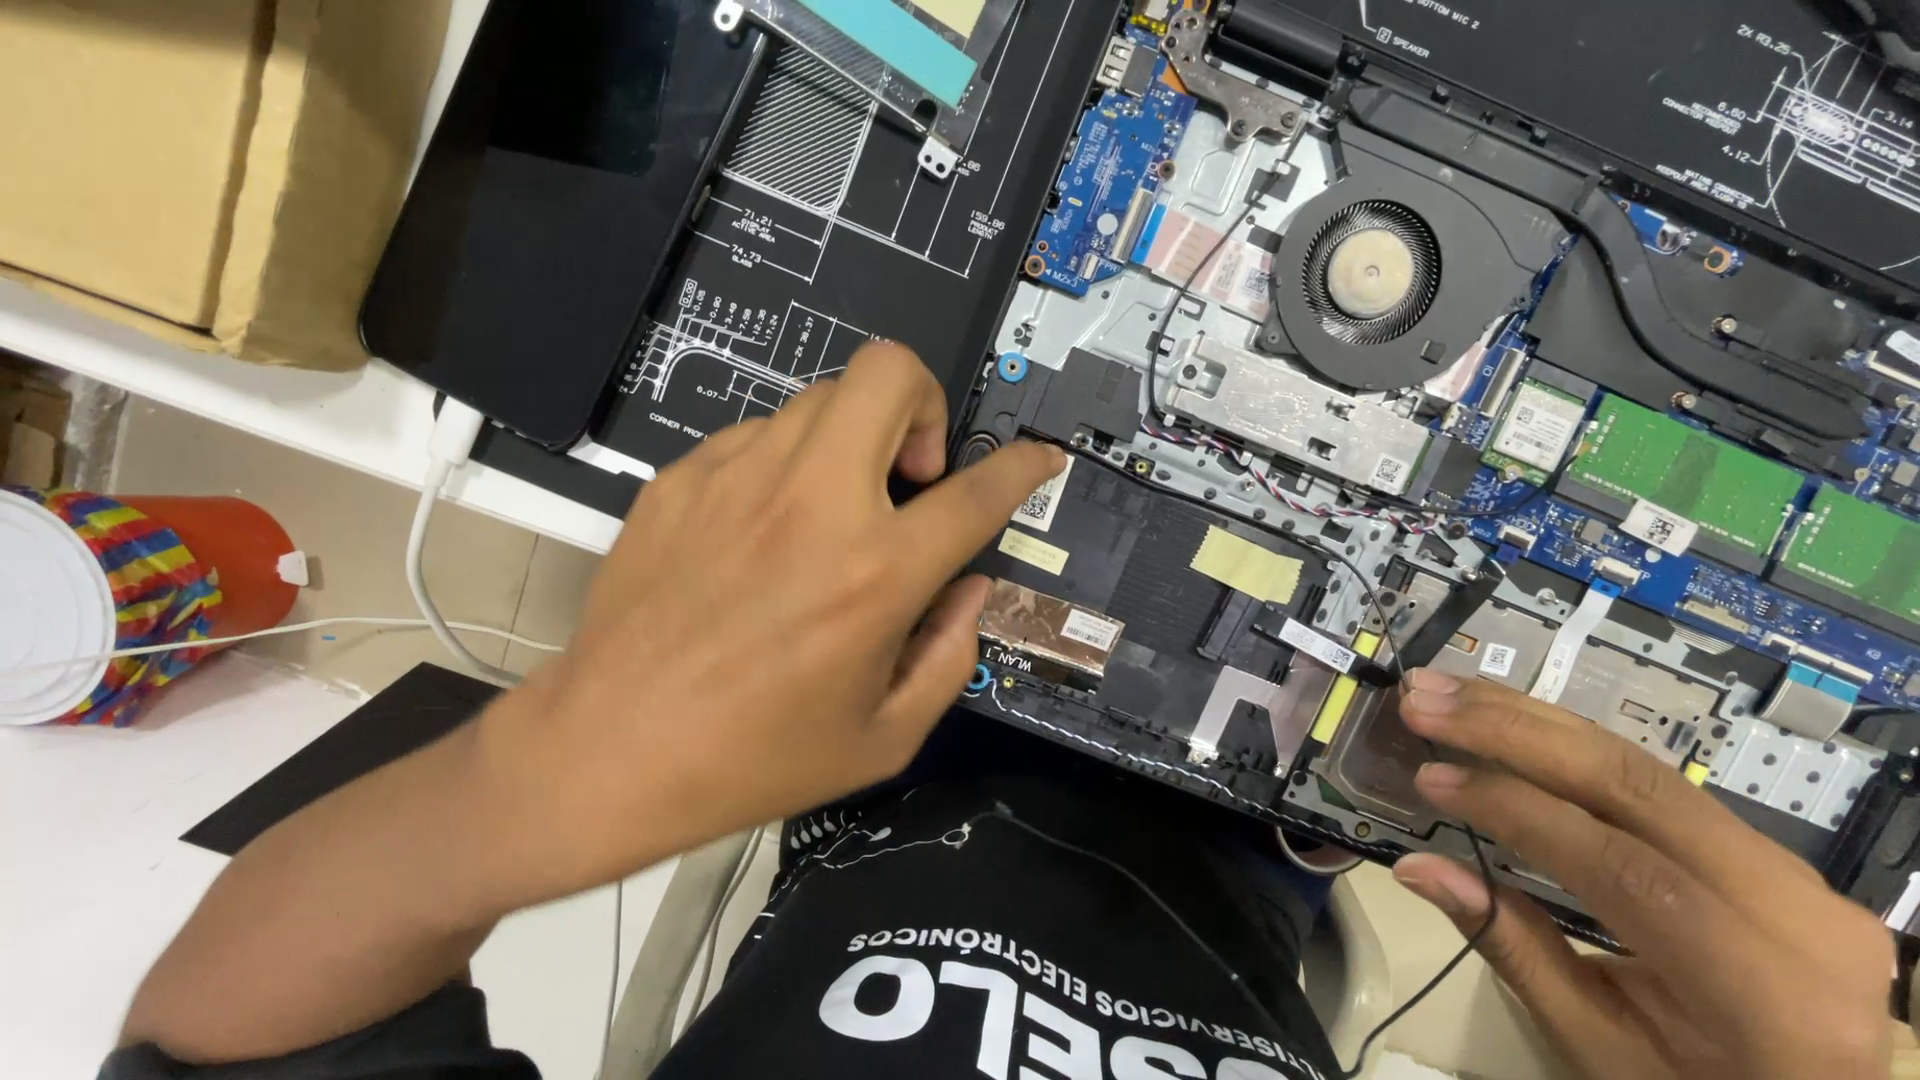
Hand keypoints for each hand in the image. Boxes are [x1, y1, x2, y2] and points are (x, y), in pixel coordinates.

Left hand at [474, 341, 1063, 904]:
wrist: (607, 751)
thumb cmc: (754, 759)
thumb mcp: (884, 737)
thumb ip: (950, 654)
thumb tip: (968, 586)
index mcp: (874, 574)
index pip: (976, 493)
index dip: (1021, 467)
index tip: (1036, 457)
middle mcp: (812, 504)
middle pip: (888, 374)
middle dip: (922, 404)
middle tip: (910, 474)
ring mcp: (737, 479)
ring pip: (821, 399)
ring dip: (851, 439)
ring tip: (834, 507)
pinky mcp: (680, 479)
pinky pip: (755, 437)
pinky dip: (784, 467)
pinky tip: (762, 529)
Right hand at [1391, 669, 1892, 1079]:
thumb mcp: (1597, 1045)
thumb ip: (1511, 946)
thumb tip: (1416, 866)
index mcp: (1765, 989)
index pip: (1625, 869)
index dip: (1517, 811)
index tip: (1428, 778)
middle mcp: (1797, 910)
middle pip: (1638, 788)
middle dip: (1514, 732)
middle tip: (1422, 698)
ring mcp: (1792, 871)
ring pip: (1645, 765)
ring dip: (1532, 721)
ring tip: (1446, 691)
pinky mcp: (1767, 851)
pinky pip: (1655, 780)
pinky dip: (1568, 743)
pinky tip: (1507, 719)